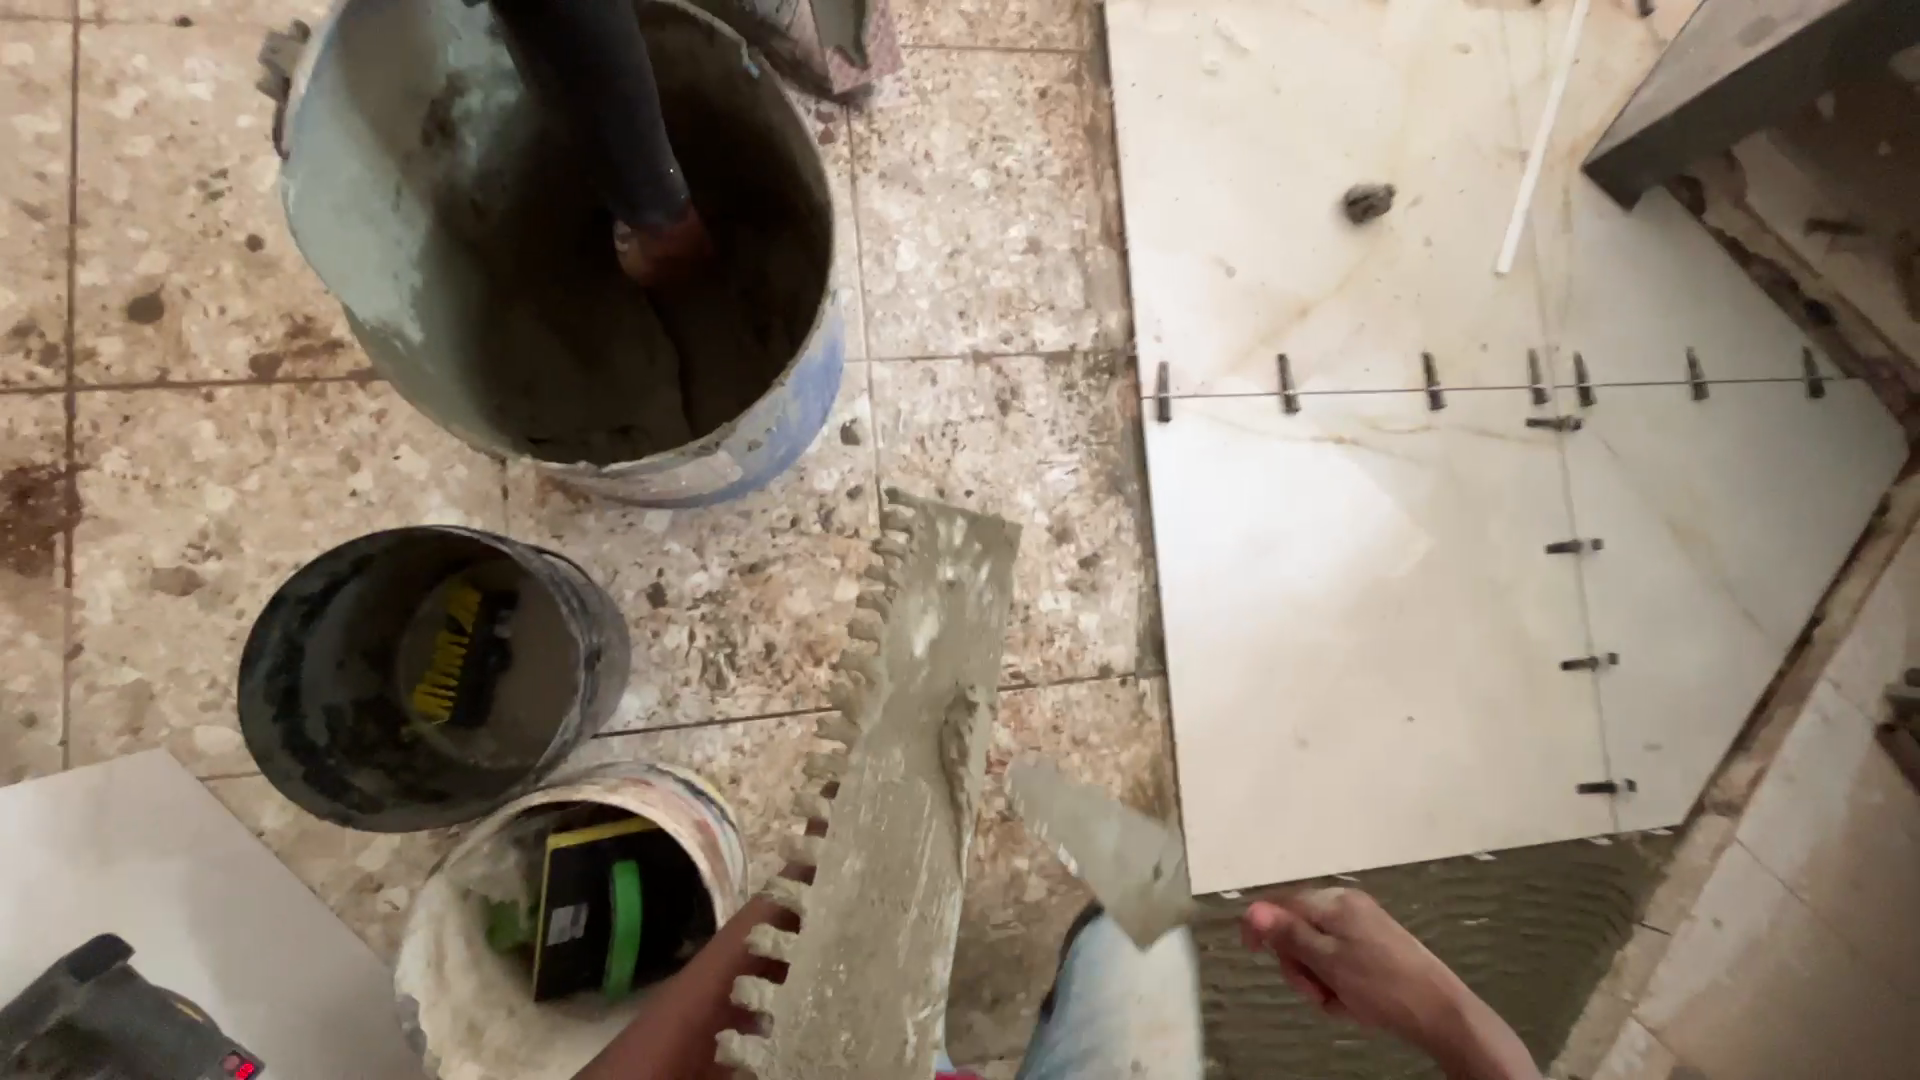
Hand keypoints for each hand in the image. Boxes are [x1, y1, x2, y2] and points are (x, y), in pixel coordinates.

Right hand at [1240, 889, 1538, 1079]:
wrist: (1443, 1013)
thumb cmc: (1380, 985)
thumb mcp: (1327, 962)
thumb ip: (1288, 934)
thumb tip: (1251, 910)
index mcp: (1332, 901)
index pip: (1280, 903)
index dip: (1260, 924)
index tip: (1250, 950)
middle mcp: (1345, 904)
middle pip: (1298, 926)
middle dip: (1298, 962)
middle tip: (1312, 992)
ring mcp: (1363, 924)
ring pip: (1318, 946)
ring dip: (1318, 976)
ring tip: (1336, 1001)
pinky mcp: (1377, 945)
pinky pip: (1340, 956)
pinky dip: (1338, 979)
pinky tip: (1351, 1000)